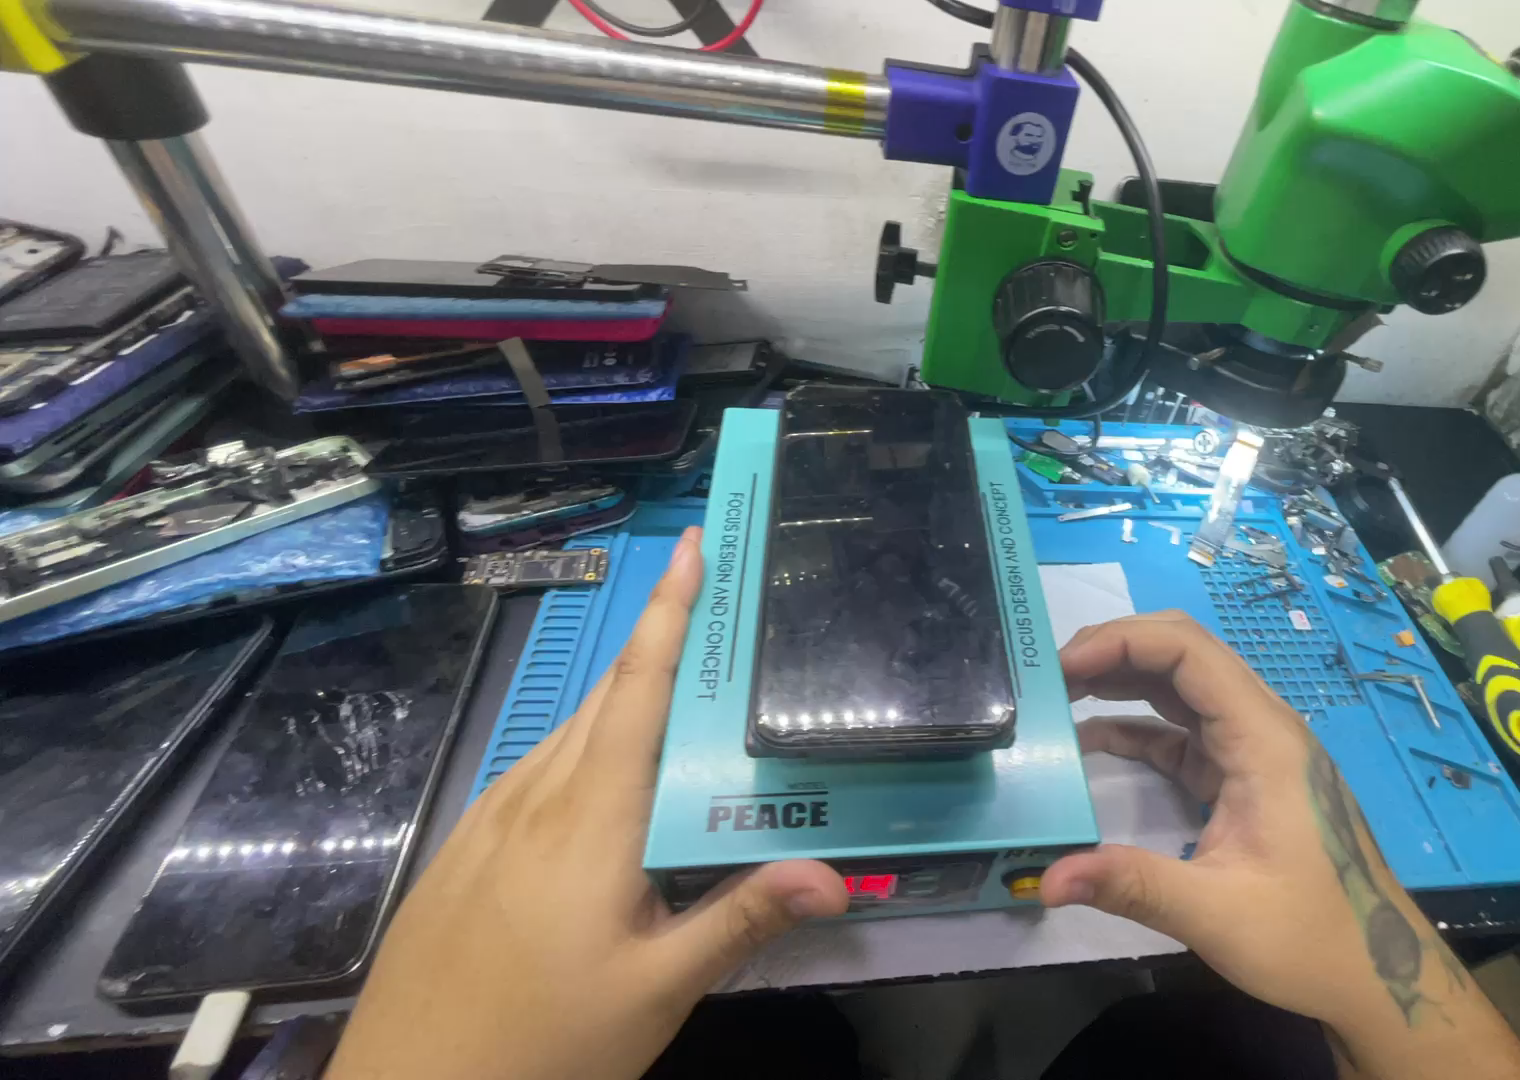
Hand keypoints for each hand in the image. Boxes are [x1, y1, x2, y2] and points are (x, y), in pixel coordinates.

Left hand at [327, 528, 847, 1079]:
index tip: (693, 546)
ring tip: (690, 688)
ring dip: (634, 690)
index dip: (669, 609)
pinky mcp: (472, 842)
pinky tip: (621, 775)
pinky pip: (548, 764)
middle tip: (725, 607)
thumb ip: (743, 919)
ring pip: (579, 725)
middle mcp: (540, 793)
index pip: (640, 687)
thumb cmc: (541, 1045)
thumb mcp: (657, 989)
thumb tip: (836, 875)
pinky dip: (598, 739)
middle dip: (666, 636)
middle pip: (613, 690)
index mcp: (592, 814)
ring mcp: (496, 815)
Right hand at [1040, 612, 1519, 1078]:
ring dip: (1122, 676)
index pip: (1188, 650)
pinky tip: (1090, 737)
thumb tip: (1049, 880)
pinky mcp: (1237, 769)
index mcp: (1263, 737)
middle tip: (1053, 673)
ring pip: (1180, 681)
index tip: (1063, 664)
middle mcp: (1259, 724)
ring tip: (1062, 689)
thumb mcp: (1217, 914)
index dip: (1121, 641)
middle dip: (1115, 648)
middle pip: (1183, 651)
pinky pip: (1179, 726)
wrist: (1378, 975)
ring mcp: (1249, 745)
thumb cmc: (1311, 938)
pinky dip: (1133, 722)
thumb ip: (1130, 885)